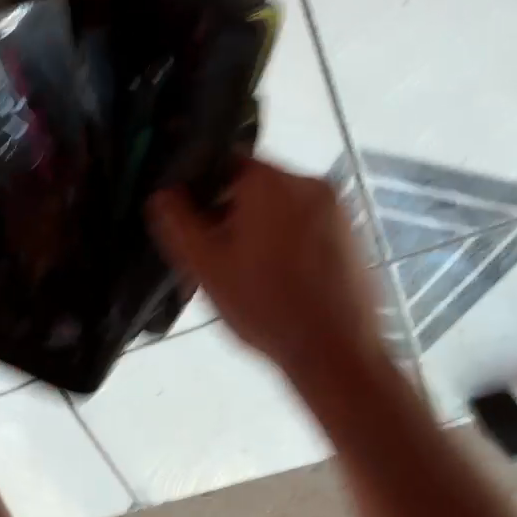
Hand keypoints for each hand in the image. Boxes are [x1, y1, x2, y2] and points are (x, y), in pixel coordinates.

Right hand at [146, 158, 383, 380]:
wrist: (337, 356)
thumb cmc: (264, 306)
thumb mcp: (203, 264)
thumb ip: (175, 219)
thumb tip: (162, 193)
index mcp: (271, 182)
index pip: (221, 160)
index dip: (196, 185)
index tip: (184, 215)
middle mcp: (310, 184)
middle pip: (250, 182)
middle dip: (225, 208)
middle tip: (208, 246)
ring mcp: (338, 209)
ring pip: (277, 204)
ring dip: (253, 224)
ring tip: (238, 265)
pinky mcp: (354, 234)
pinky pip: (303, 221)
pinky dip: (282, 237)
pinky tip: (271, 274)